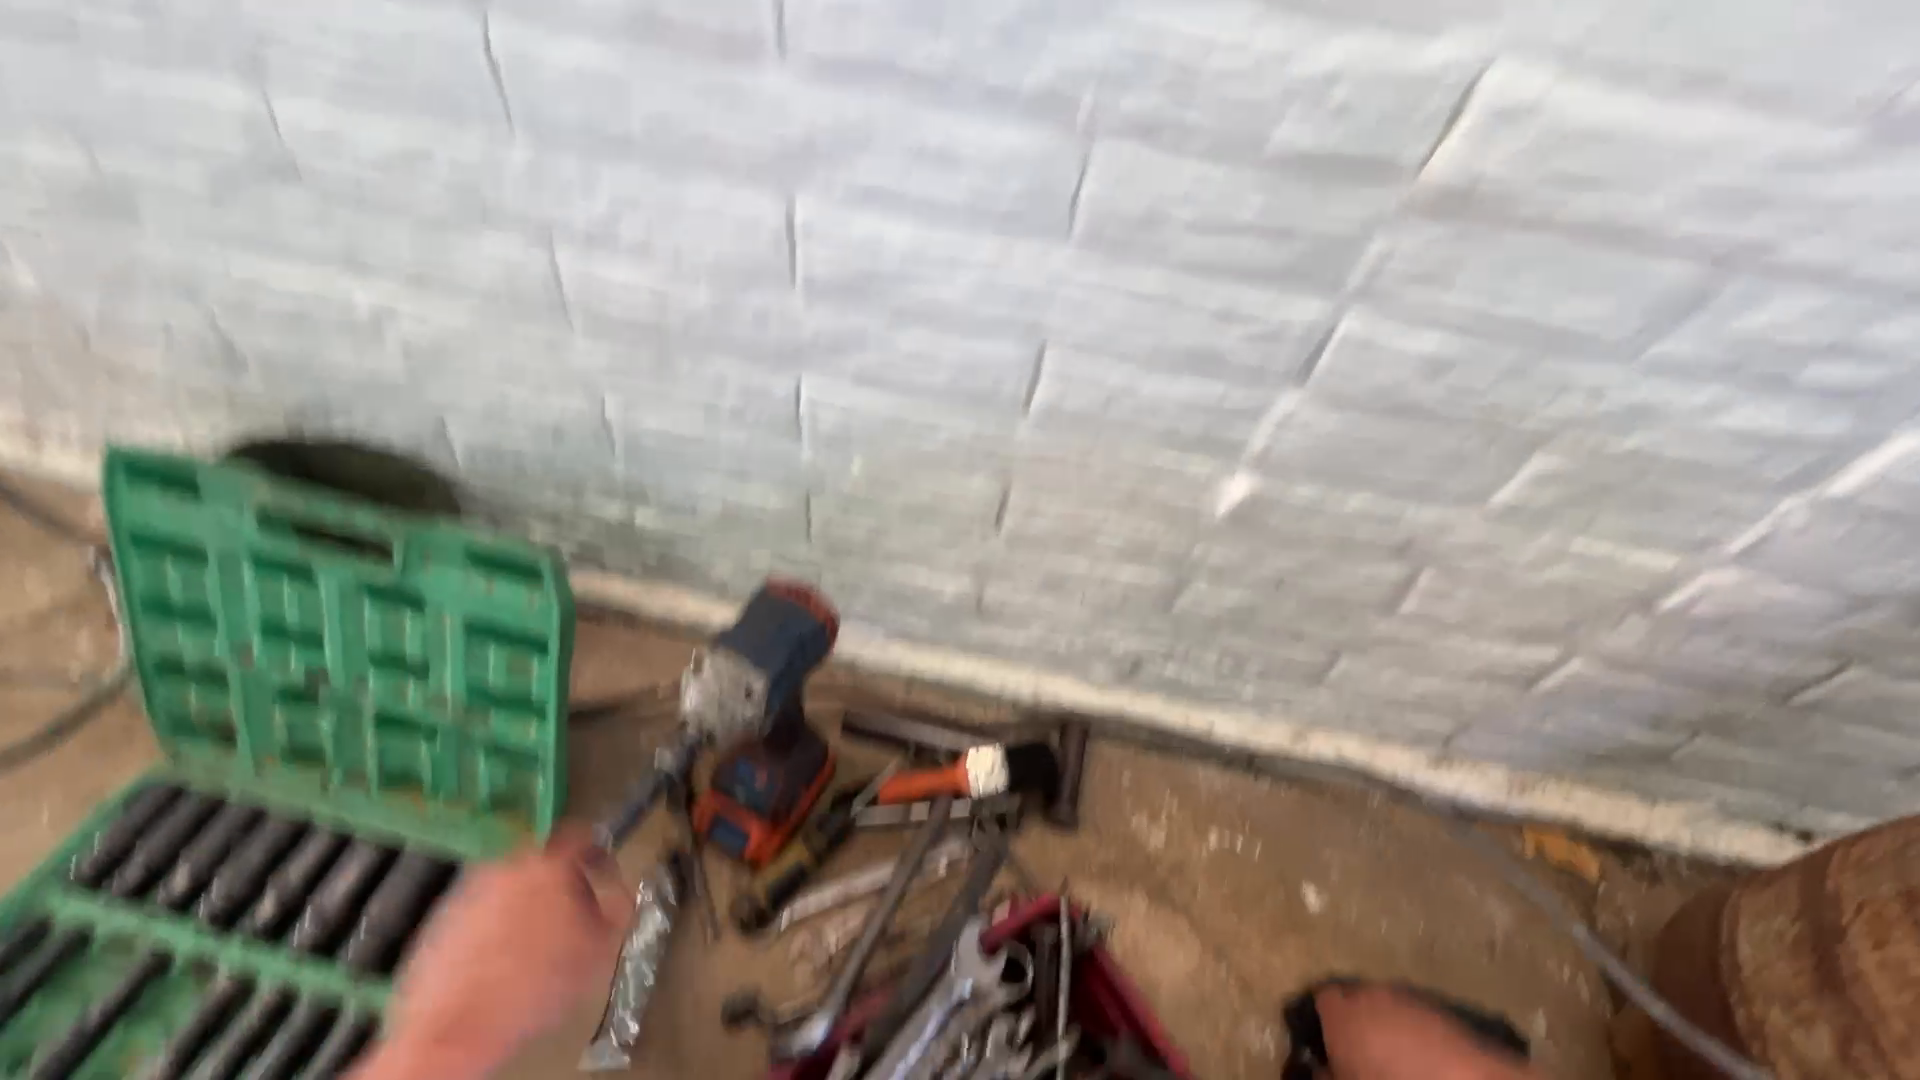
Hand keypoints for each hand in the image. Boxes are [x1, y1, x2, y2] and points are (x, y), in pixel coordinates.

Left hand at [348, 828, 631, 1079]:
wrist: (454, 1029)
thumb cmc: (537, 983)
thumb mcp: (601, 948)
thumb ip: (618, 907)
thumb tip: (617, 889)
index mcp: (550, 863)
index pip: (581, 834)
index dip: (597, 851)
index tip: (602, 873)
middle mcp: (506, 865)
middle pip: (542, 860)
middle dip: (558, 882)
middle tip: (569, 915)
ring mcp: (467, 890)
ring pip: (509, 886)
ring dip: (524, 904)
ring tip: (531, 944)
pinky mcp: (439, 920)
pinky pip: (480, 911)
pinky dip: (494, 925)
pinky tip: (499, 961)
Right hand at [1315, 983, 1536, 1079]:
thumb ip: (1325, 1077)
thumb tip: (1319, 1068)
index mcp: (1340, 1011)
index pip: (1320, 998)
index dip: (1322, 1019)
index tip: (1326, 1042)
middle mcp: (1370, 994)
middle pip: (1356, 999)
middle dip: (1358, 1020)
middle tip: (1362, 1051)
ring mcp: (1410, 999)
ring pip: (1390, 1007)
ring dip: (1389, 1026)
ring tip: (1397, 1058)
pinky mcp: (1445, 1012)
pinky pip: (1421, 1020)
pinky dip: (1419, 1035)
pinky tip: (1427, 1062)